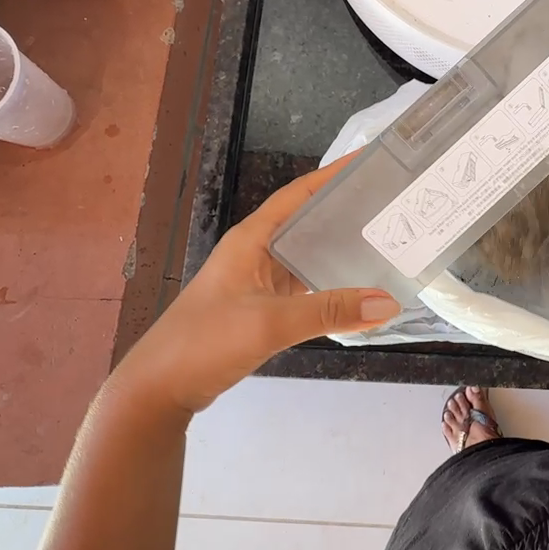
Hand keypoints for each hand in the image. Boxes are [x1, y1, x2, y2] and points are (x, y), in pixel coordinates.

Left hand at [114, 154, 399, 415]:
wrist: (158, 389)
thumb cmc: (205, 342)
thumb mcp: (270, 323)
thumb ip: (330, 311)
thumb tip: (388, 303)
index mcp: (251, 239)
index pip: (299, 192)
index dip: (334, 173)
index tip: (372, 160)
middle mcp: (255, 252)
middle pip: (307, 219)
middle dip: (346, 208)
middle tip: (391, 203)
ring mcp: (256, 280)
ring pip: (306, 254)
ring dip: (340, 247)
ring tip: (383, 240)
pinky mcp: (259, 307)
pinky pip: (303, 284)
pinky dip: (330, 282)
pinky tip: (356, 288)